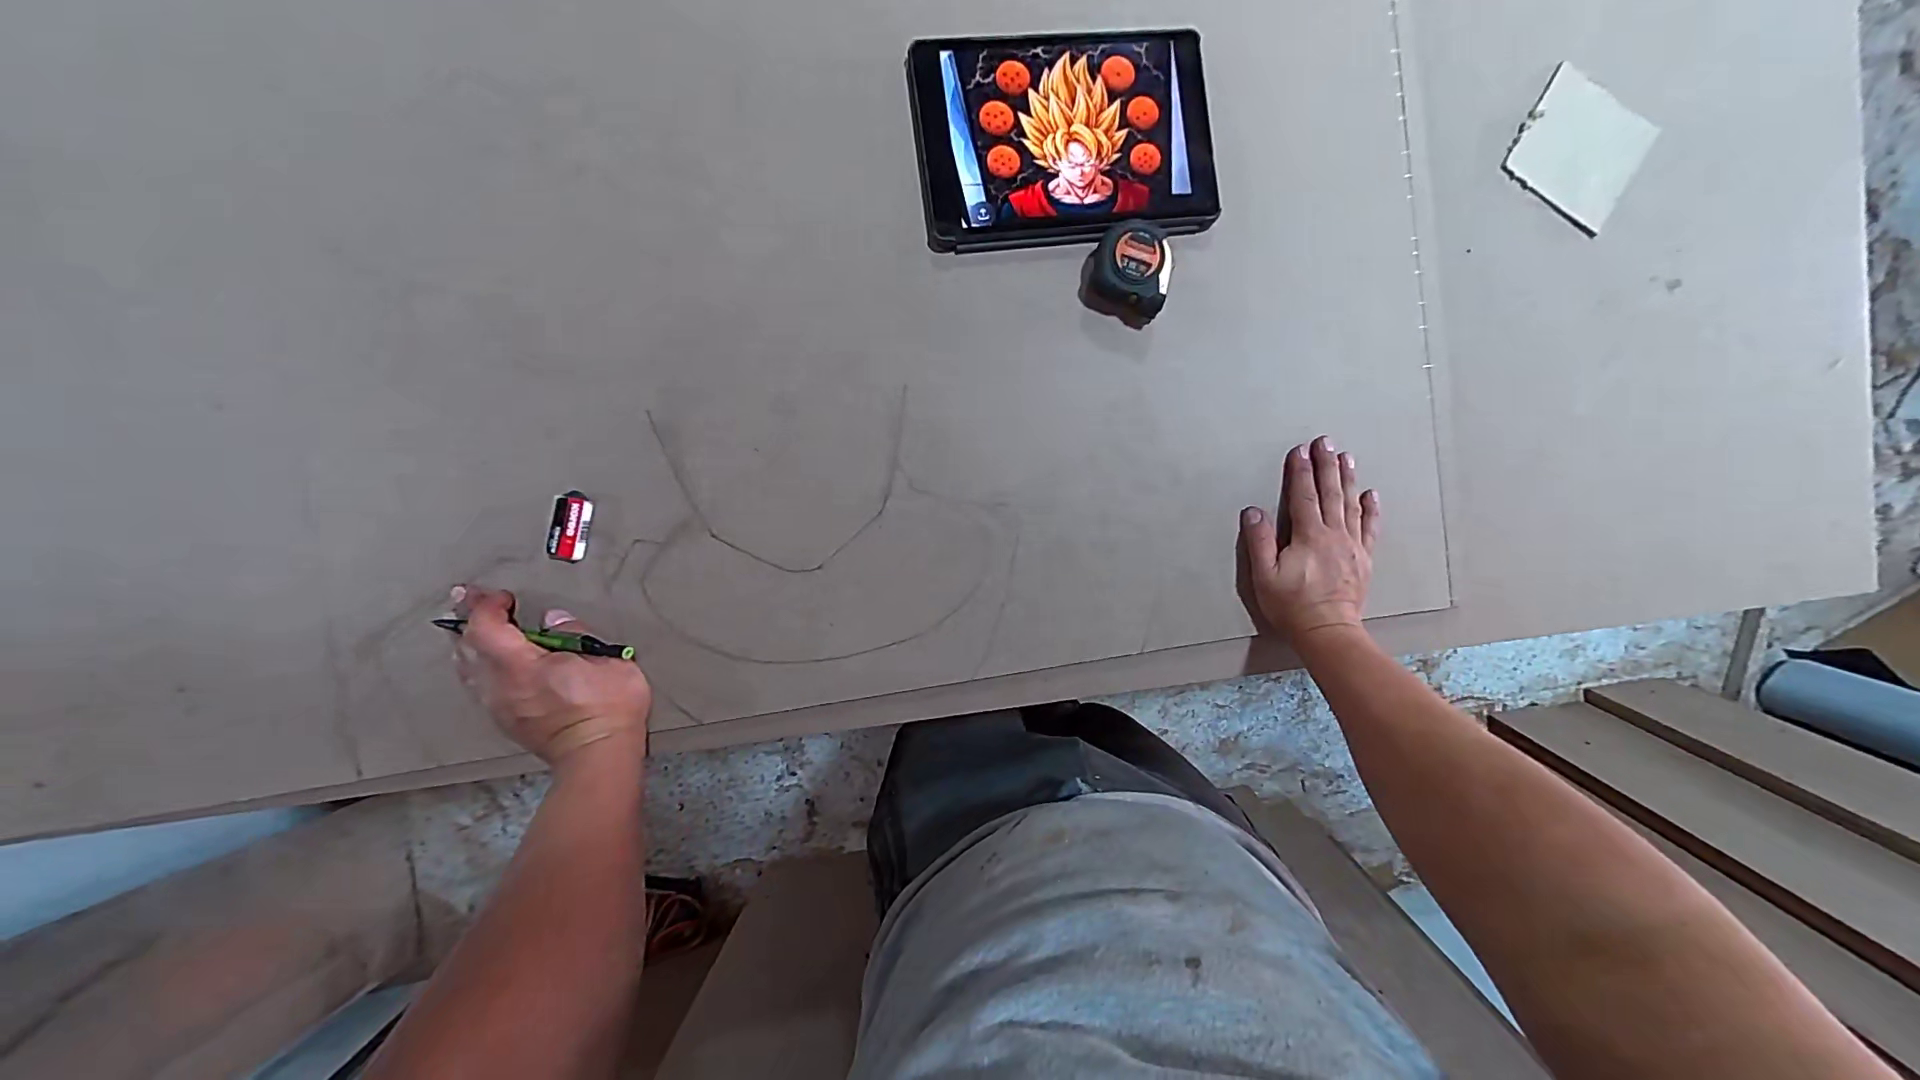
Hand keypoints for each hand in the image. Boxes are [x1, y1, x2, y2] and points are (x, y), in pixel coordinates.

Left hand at [449, 585, 651, 768]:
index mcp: (522, 667)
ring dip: (471, 644)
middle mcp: (501, 687)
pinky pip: (481, 685)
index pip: (486, 627)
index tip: (503, 597)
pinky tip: (494, 660)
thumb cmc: (608, 709)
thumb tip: (558, 622)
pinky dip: (481, 665)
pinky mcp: (508, 720)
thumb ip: (578, 635)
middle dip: (470, 620)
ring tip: (479, 627)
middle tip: (471, 599)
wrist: (600, 754)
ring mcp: (500, 706)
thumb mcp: (607, 660)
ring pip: (469, 668)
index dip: (489, 606)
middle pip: (467, 647)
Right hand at [1240, 436, 1380, 644]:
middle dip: (1326, 466)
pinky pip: (1369, 527)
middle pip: (1329, 493)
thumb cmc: (1292, 606)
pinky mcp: (1363, 559)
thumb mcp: (1264, 576)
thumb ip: (1259, 542)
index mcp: (1309, 537)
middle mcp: (1334, 535)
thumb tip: (1253, 512)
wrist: (1328, 630)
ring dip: (1346, 479)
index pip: (1303, 496)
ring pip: (1350, 504)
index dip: (1299, 472)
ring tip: (1346, 457)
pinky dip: (1370, 508)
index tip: (1299, 451)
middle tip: (1325, 442)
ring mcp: (1352, 546)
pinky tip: (1370, 494)